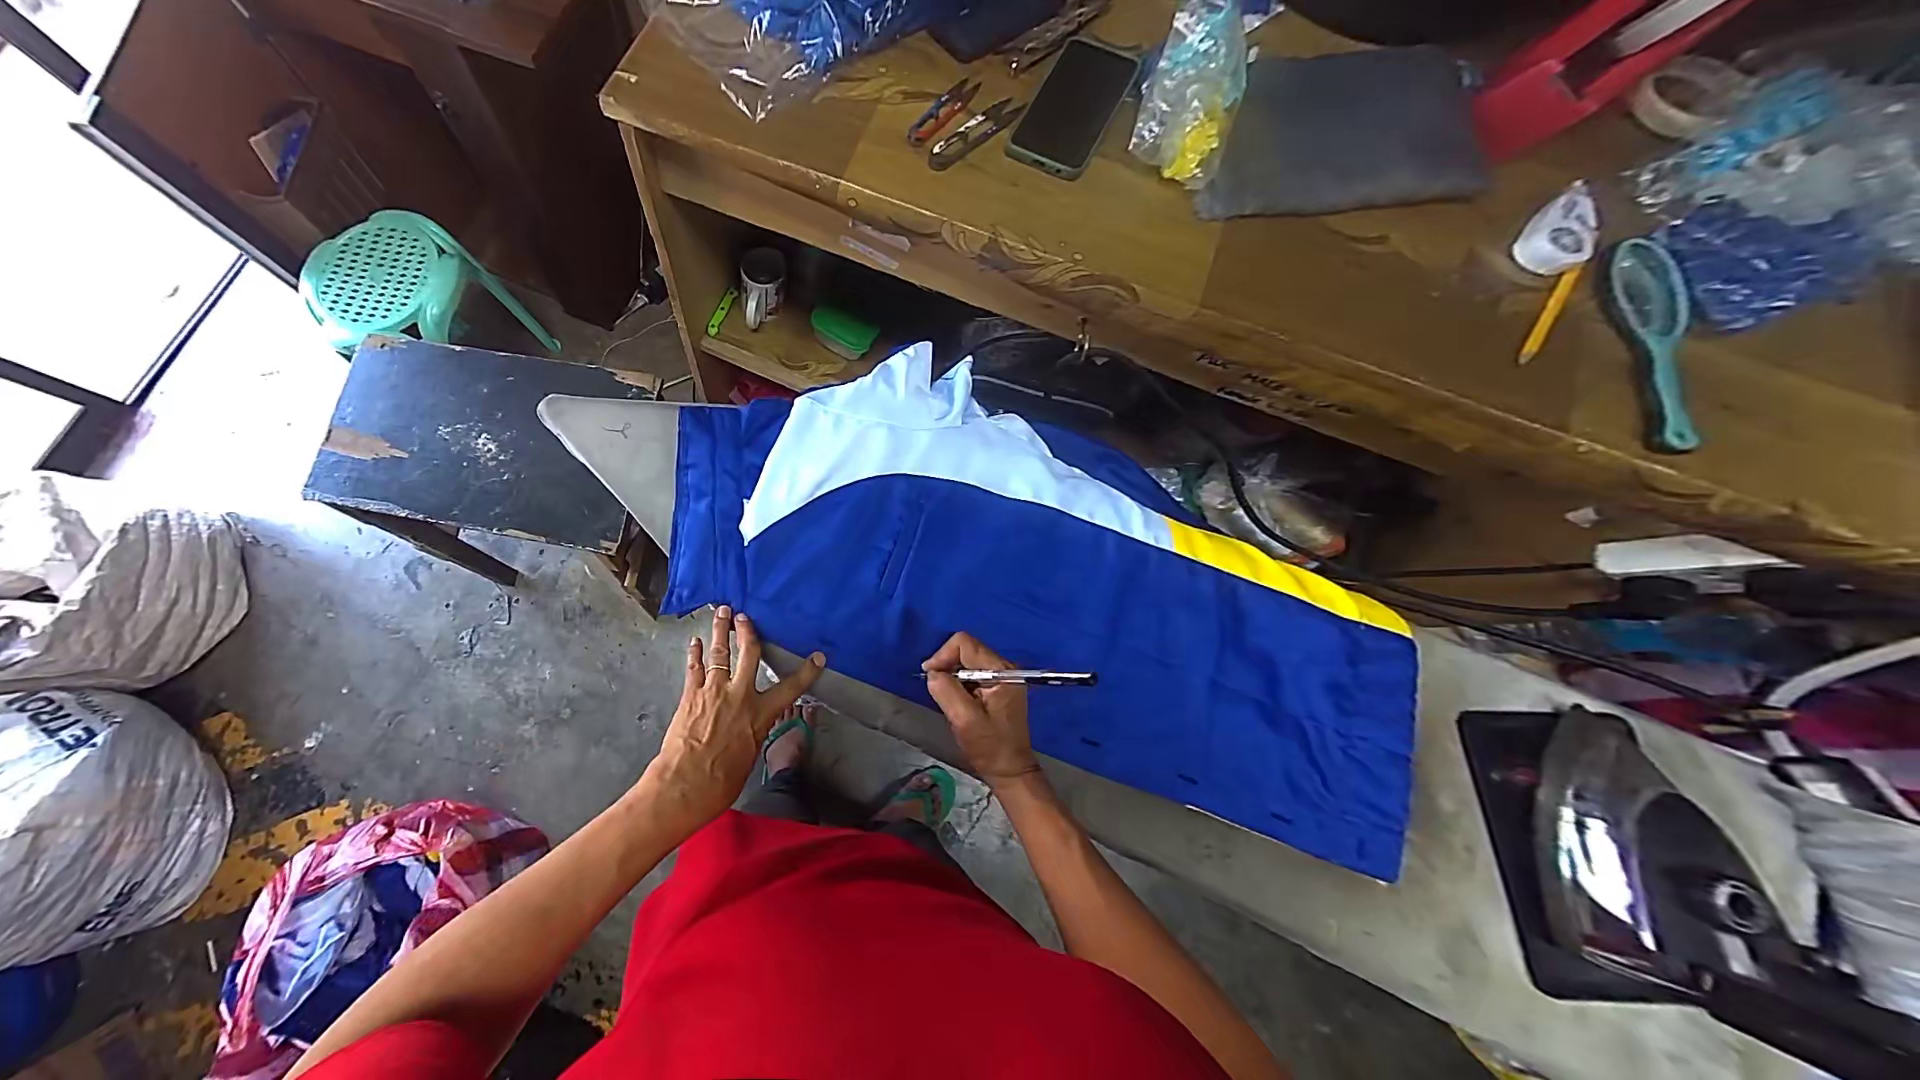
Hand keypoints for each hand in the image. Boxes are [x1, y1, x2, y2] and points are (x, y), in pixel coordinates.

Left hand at [639, 605, 824, 832]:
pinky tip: (693, 643)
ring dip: (720, 631)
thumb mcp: (751, 754)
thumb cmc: (722, 780)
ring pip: (719, 653)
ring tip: (721, 613)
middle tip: (745, 615)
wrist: (685, 783)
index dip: (807, 671)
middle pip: (748, 654)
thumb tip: (751, 727)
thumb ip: (754, 732)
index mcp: (760, 713)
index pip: (791, 687)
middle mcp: (739, 695)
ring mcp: (713, 692)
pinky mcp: (690, 696)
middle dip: (747, 631)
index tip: (818, 657)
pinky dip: (694, 654)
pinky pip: (694, 669)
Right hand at [922, 632, 1040, 786]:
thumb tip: (933, 672)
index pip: (965, 643)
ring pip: (967, 660)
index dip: (942, 655)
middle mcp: (1005, 667)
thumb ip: (947, 691)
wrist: (1010, 769)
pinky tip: (958, 701)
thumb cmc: (990, 747)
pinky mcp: (998, 685)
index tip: (931, 676)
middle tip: (937, 690)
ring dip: (952, 676)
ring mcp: (1003, 675)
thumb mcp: (964, 720)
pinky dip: (959, 683)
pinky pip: (972, 672)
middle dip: (947, 665)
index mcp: (1002, 671)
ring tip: (948, 699)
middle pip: (966, 649)